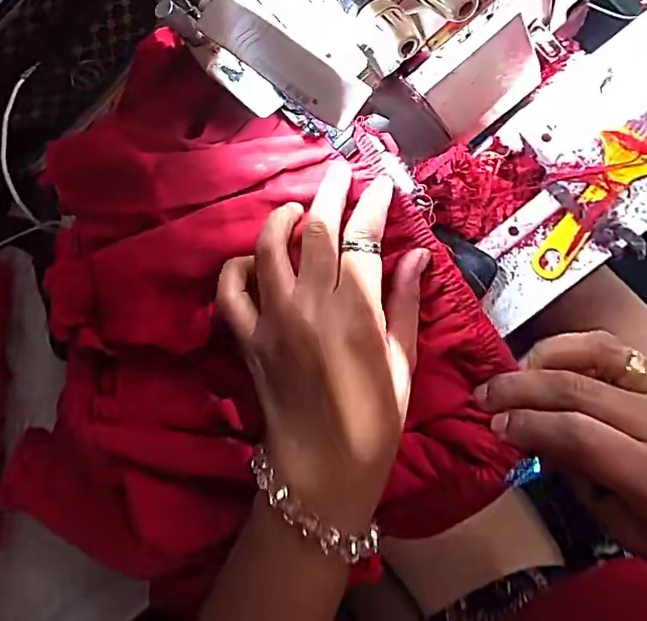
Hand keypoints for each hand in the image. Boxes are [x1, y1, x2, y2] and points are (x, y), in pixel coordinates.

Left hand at [216, 162, 430, 532]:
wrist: (319, 475)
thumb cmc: (373, 422)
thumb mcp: (402, 364)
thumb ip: (404, 304)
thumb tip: (416, 255)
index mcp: (355, 313)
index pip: (362, 238)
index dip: (373, 204)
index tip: (381, 185)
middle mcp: (310, 306)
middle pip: (315, 229)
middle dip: (330, 191)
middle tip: (340, 171)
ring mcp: (272, 321)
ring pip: (269, 248)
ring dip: (283, 217)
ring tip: (298, 208)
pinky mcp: (247, 339)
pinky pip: (230, 291)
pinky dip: (237, 267)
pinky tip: (254, 260)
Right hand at [475, 330, 646, 590]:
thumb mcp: (622, 528)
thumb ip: (574, 472)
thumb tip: (529, 429)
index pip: (576, 432)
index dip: (528, 423)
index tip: (496, 426)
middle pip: (578, 387)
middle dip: (522, 387)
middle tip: (487, 394)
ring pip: (594, 351)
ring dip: (544, 356)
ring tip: (515, 370)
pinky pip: (614, 348)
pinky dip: (576, 348)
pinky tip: (552, 359)